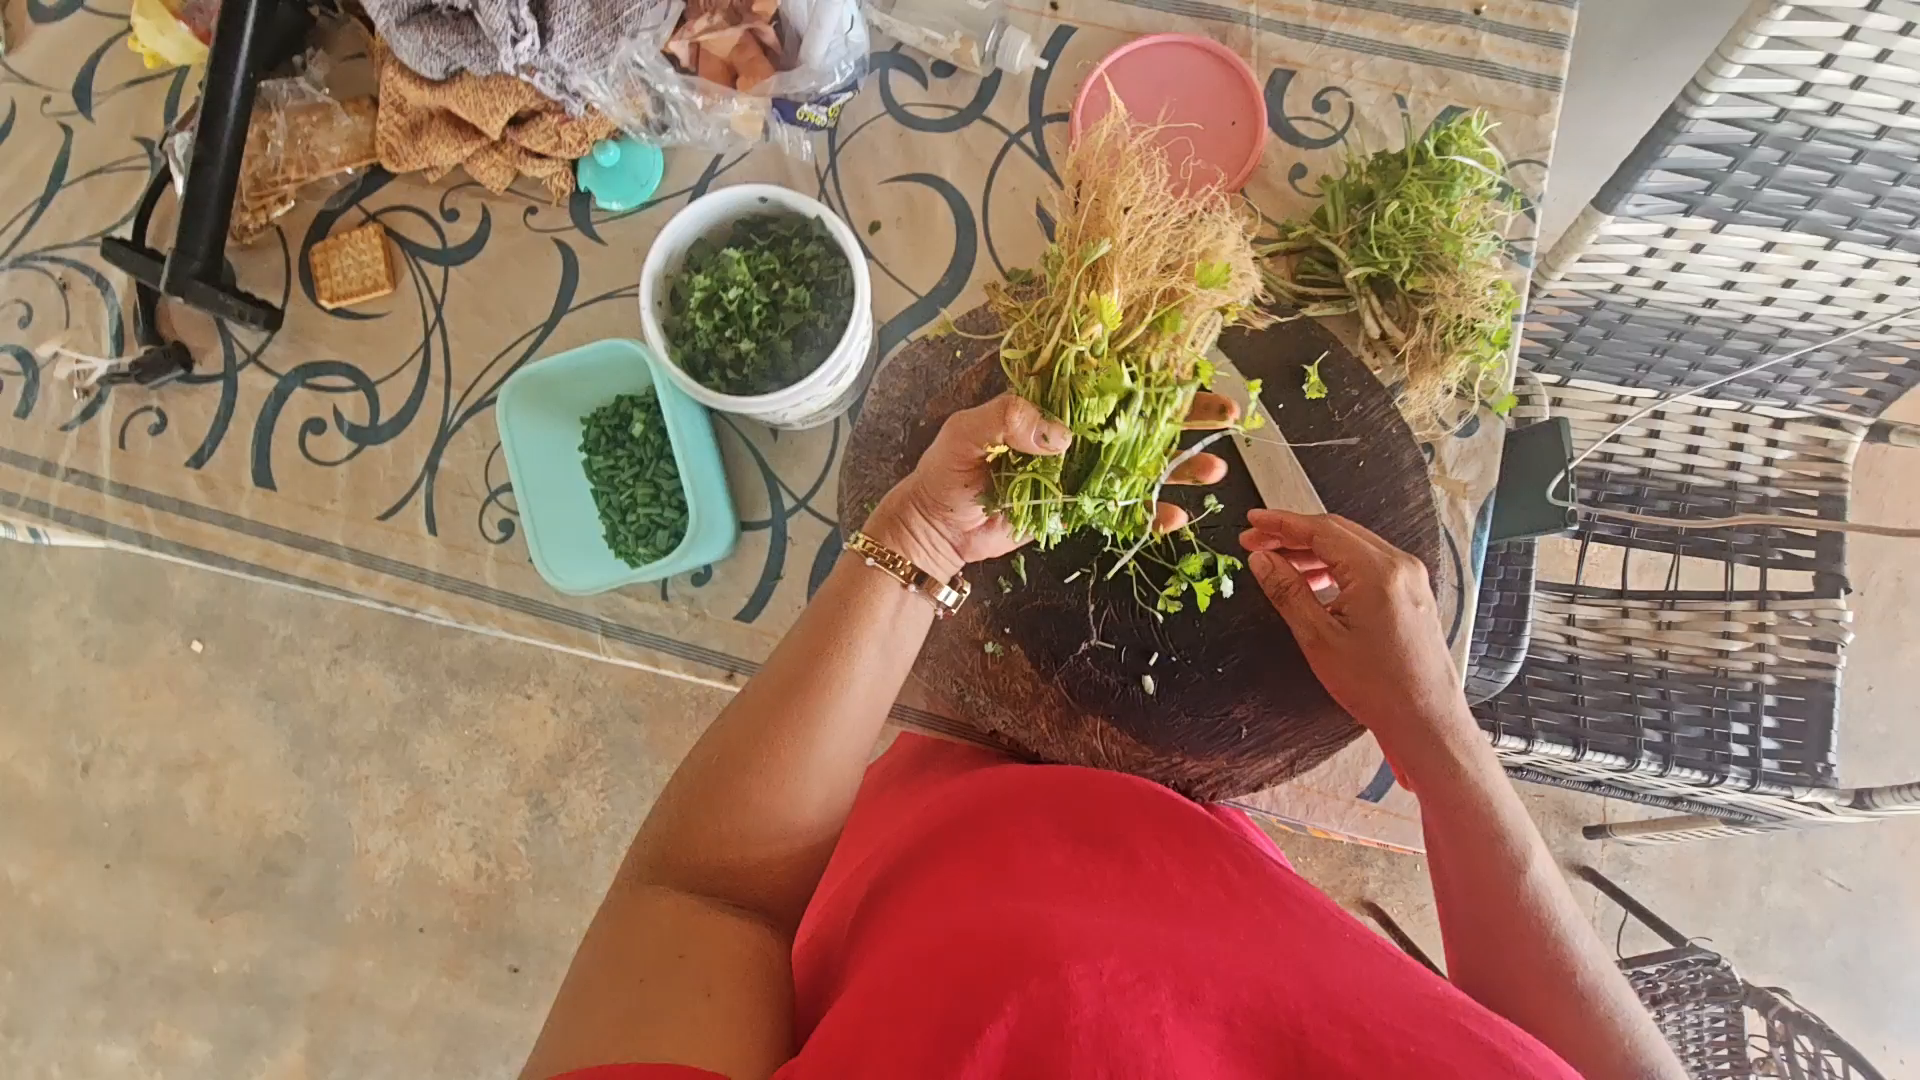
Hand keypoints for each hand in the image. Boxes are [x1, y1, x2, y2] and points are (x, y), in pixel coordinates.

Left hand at [863, 392, 1236, 579]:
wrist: (937, 527)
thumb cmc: (947, 472)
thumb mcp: (967, 433)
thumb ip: (1007, 420)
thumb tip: (1061, 434)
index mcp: (1052, 405)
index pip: (1108, 381)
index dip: (1150, 374)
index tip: (1190, 370)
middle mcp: (1075, 435)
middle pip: (1139, 421)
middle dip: (1185, 418)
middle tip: (1226, 414)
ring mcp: (1080, 474)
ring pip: (1139, 466)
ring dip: (1178, 467)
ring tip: (1214, 470)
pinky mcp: (1077, 510)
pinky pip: (1119, 510)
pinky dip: (1147, 513)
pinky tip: (1176, 516)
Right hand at [1238, 509, 1474, 764]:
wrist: (1425, 719)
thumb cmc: (1375, 684)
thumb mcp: (1317, 637)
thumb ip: (1287, 590)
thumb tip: (1260, 559)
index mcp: (1376, 572)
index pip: (1320, 530)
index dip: (1280, 523)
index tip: (1251, 521)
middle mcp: (1398, 565)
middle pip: (1336, 531)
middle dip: (1291, 534)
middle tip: (1254, 542)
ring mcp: (1409, 577)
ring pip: (1350, 546)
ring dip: (1311, 549)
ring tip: (1276, 562)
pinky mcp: (1410, 592)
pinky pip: (1366, 563)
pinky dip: (1333, 564)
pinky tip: (1310, 580)